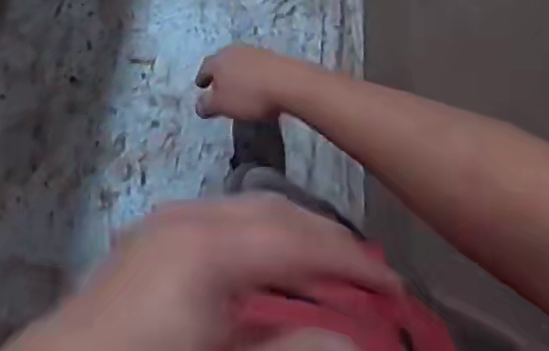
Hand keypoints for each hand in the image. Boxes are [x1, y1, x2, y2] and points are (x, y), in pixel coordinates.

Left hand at [4, 194, 398, 350]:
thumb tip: (351, 338)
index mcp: (207, 246)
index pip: (294, 237)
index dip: (348, 259)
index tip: (396, 286)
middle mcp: (186, 217)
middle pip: (269, 210)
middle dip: (323, 236)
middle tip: (372, 274)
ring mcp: (164, 222)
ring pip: (243, 209)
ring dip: (290, 233)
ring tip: (330, 268)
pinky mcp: (152, 236)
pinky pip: (218, 220)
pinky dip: (256, 236)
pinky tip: (270, 268)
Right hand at [195, 44, 296, 119]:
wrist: (288, 83)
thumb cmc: (249, 95)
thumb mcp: (222, 106)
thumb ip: (207, 105)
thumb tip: (199, 106)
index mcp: (217, 61)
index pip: (205, 68)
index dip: (202, 78)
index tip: (201, 85)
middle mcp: (232, 51)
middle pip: (222, 62)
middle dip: (220, 73)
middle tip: (220, 85)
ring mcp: (253, 52)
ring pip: (240, 62)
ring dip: (238, 73)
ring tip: (241, 87)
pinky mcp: (272, 57)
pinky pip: (257, 66)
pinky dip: (254, 74)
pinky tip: (259, 85)